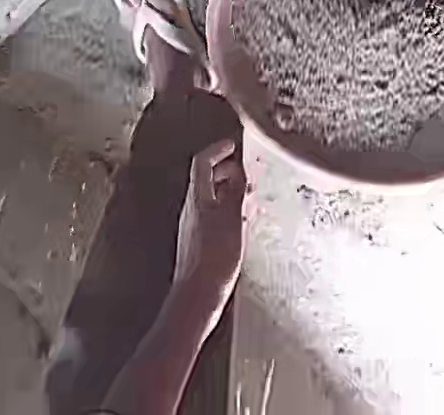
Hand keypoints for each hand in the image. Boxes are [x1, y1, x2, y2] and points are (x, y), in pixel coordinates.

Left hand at [177, 138, 247, 299]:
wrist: (197, 297)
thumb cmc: (214, 257)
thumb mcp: (232, 218)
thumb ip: (236, 192)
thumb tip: (240, 171)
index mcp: (197, 197)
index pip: (202, 162)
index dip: (217, 150)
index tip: (233, 145)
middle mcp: (192, 208)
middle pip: (207, 177)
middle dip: (228, 170)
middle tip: (248, 173)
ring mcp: (194, 225)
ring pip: (212, 196)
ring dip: (231, 191)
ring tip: (250, 197)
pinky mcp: (200, 242)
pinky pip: (214, 215)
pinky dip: (229, 209)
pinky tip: (243, 221)